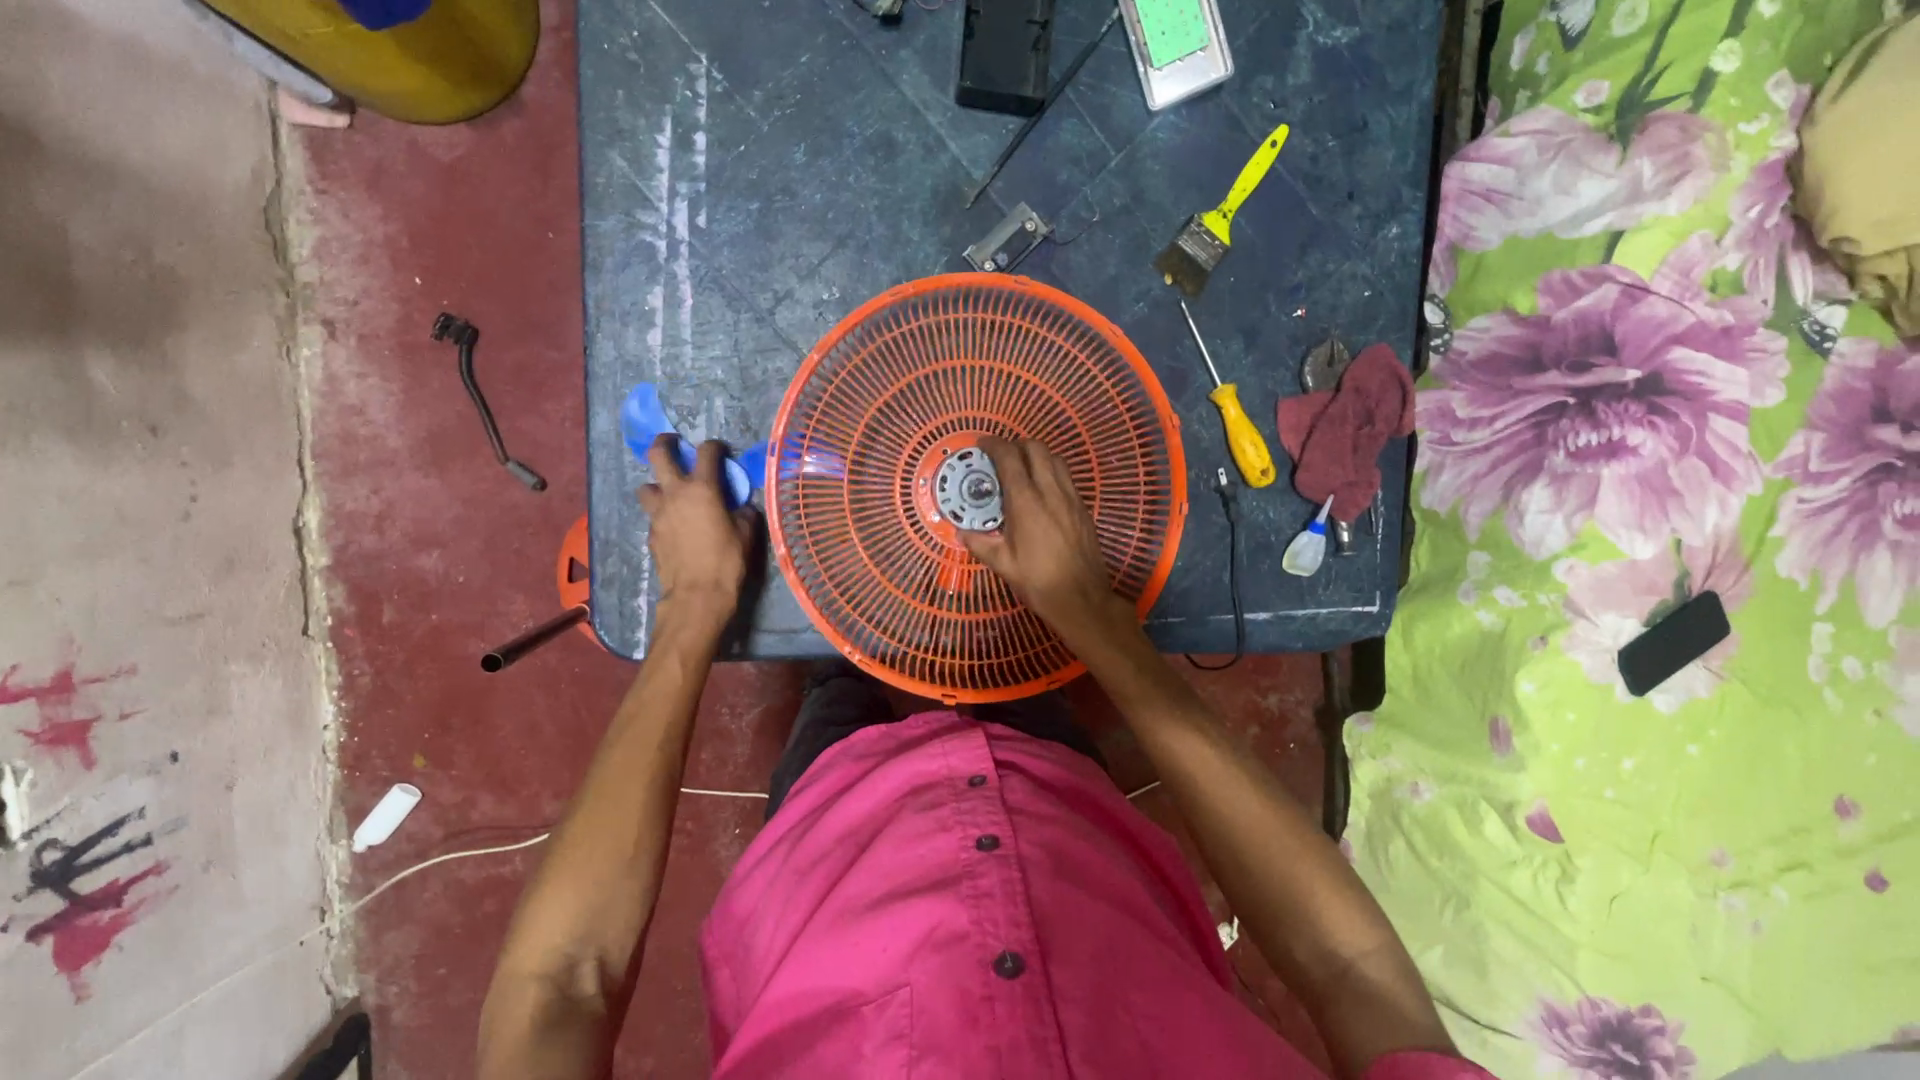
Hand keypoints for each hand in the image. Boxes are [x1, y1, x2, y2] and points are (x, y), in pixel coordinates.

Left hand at [637, 435, 754, 623]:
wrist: (696, 594)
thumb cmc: (727, 560)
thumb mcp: (746, 533)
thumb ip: (743, 513)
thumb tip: (741, 507)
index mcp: (703, 488)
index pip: (706, 452)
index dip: (714, 446)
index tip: (720, 449)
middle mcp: (675, 494)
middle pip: (659, 455)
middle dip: (665, 443)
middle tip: (672, 443)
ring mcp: (658, 514)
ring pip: (647, 486)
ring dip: (657, 485)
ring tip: (670, 493)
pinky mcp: (651, 534)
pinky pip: (653, 515)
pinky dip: (662, 514)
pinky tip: (675, 526)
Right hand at [960, 437, 1129, 643]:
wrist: (1081, 598)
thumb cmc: (1038, 582)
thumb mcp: (1002, 564)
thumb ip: (979, 543)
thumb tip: (962, 532)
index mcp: (1026, 502)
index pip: (1010, 458)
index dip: (994, 445)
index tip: (982, 445)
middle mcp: (1051, 491)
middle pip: (1036, 448)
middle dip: (1017, 444)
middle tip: (1002, 456)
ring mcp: (1071, 498)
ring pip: (1055, 459)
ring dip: (1037, 455)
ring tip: (1022, 468)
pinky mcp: (1083, 508)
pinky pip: (1067, 477)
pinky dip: (1051, 471)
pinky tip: (1042, 490)